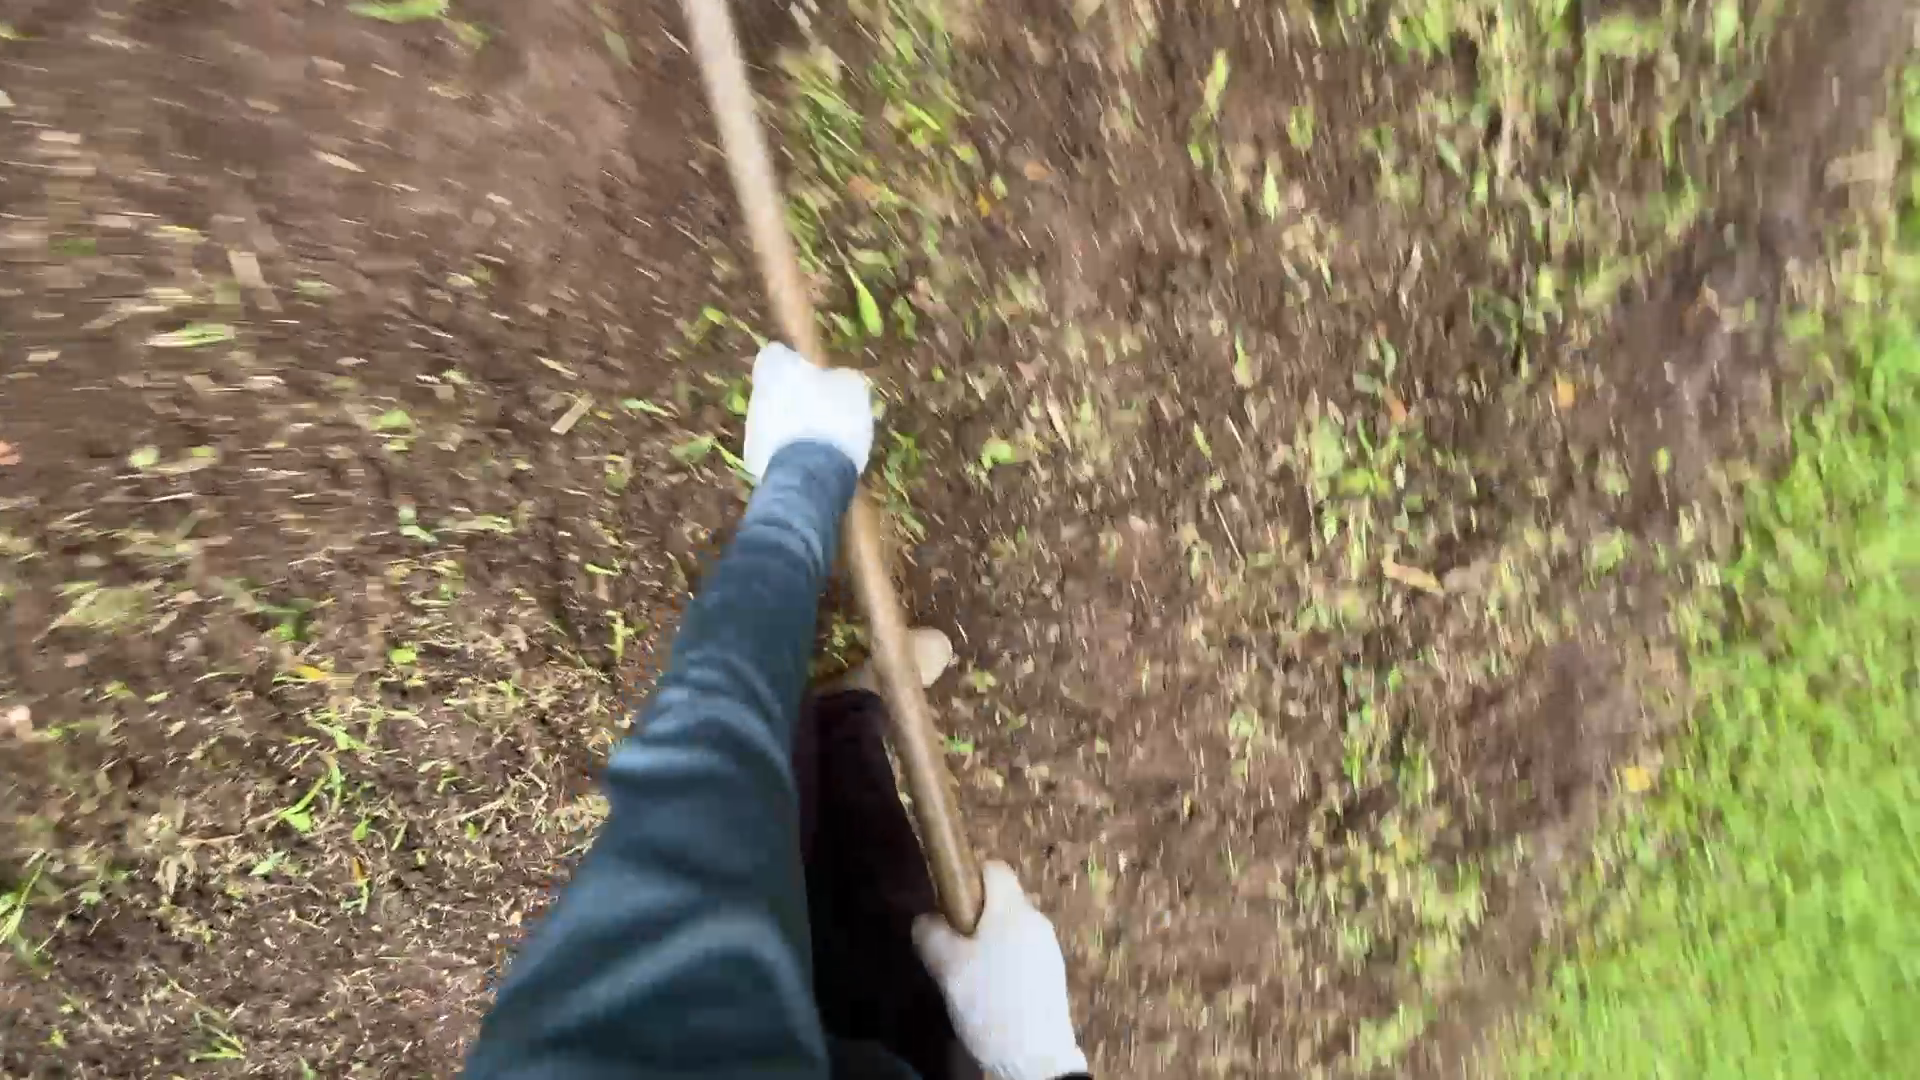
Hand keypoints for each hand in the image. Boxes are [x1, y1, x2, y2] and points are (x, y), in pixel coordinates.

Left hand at [741, 342, 873, 478]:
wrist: (810, 473)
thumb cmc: (833, 419)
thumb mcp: (853, 389)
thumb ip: (841, 377)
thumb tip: (839, 378)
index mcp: (775, 368)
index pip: (778, 354)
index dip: (797, 364)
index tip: (816, 376)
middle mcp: (756, 394)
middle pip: (775, 390)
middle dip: (796, 399)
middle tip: (825, 412)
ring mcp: (751, 429)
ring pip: (775, 421)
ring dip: (793, 428)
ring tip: (824, 444)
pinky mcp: (755, 461)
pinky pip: (776, 451)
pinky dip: (792, 454)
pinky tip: (814, 463)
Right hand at [913, 862, 1087, 1079]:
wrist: (1035, 1060)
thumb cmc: (989, 1002)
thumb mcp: (948, 967)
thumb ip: (931, 934)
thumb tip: (925, 918)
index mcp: (1013, 908)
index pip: (993, 867)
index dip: (968, 878)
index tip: (950, 906)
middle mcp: (1035, 919)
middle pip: (1000, 900)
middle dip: (975, 916)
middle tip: (955, 949)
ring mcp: (1048, 947)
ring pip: (1010, 928)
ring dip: (990, 943)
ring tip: (970, 978)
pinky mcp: (1052, 974)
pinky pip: (1022, 953)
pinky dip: (1005, 963)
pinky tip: (992, 995)